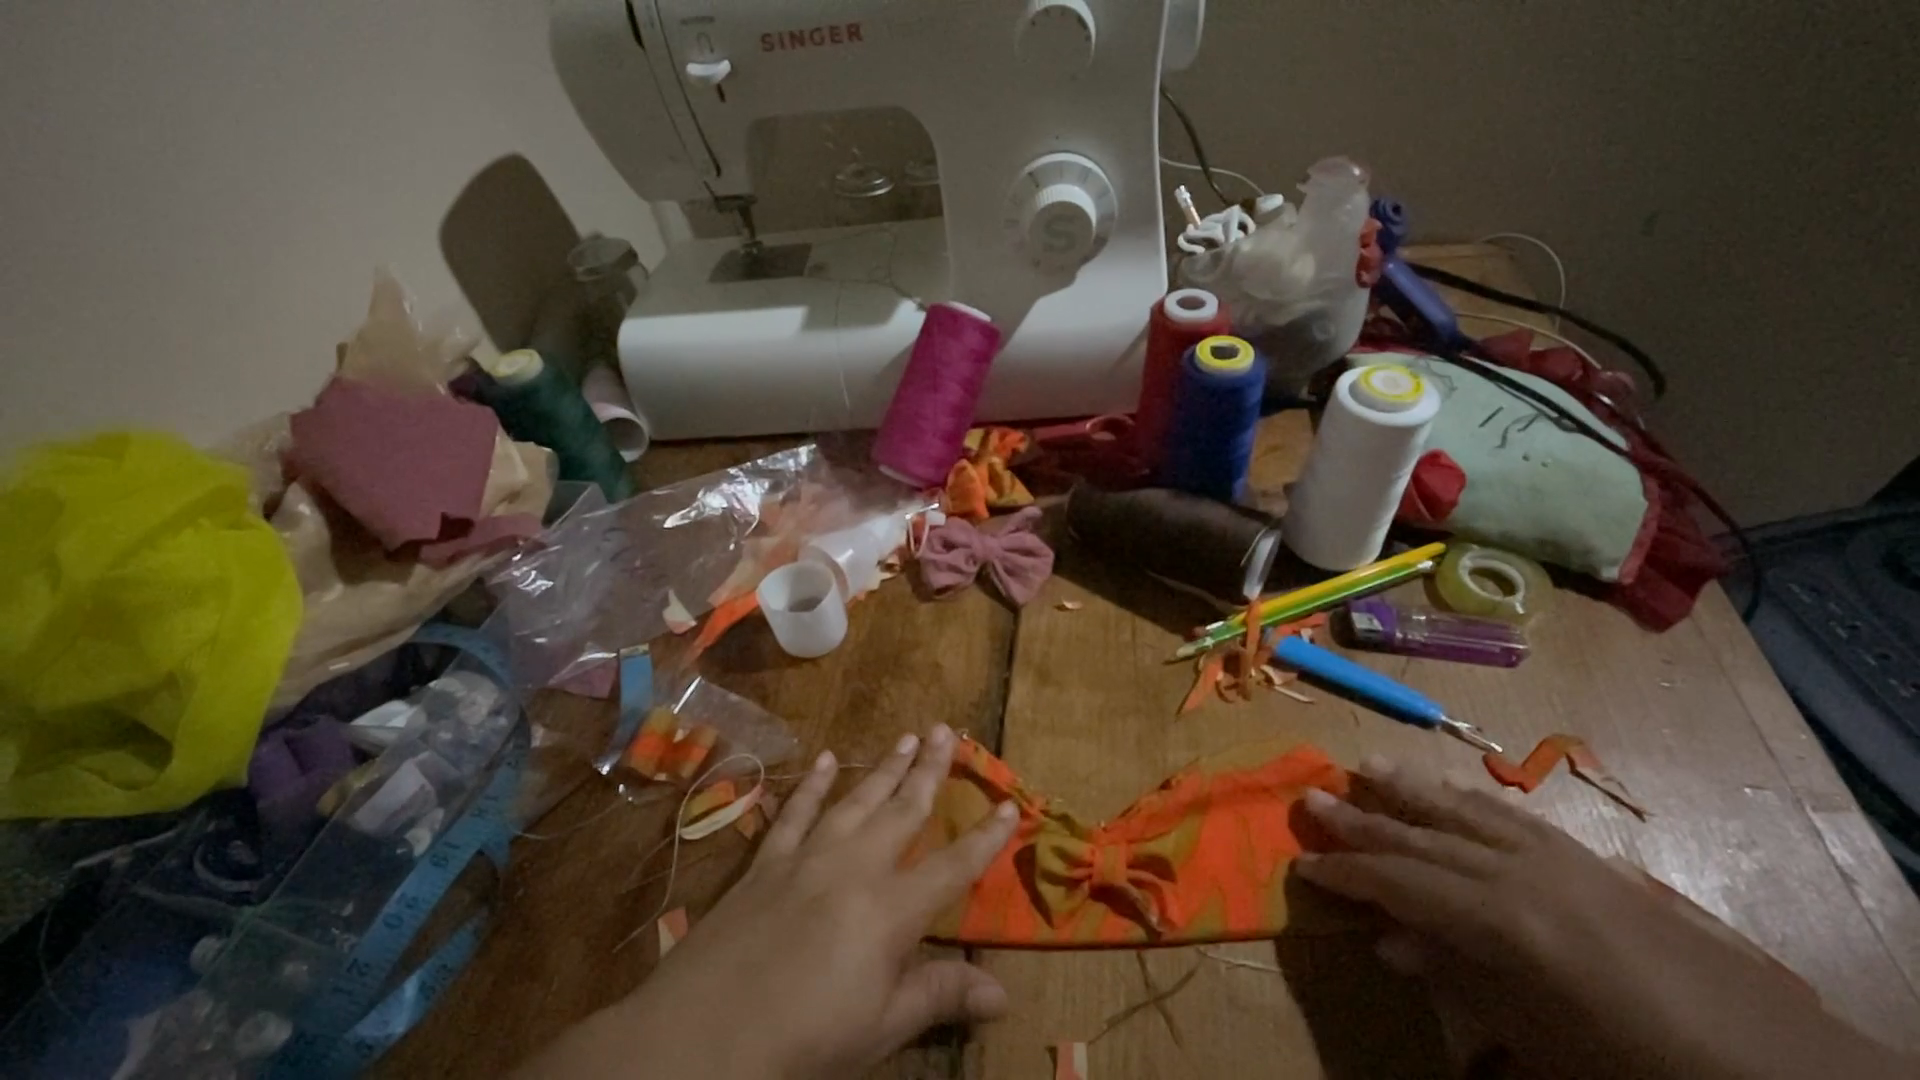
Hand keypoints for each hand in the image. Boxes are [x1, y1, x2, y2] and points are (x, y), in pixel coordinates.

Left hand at [519, 724, 1018, 1079]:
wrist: (703, 1036)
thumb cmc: (805, 1038)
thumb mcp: (882, 1025)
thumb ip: (941, 996)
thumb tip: (1005, 993)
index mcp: (892, 909)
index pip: (953, 865)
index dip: (986, 838)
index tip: (1010, 804)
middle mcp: (854, 868)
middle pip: (902, 810)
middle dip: (929, 771)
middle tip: (947, 731)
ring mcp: (806, 858)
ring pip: (855, 801)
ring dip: (883, 769)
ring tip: (906, 737)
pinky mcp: (765, 863)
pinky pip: (795, 813)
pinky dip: (811, 785)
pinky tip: (825, 760)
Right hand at [1295, 757, 1914, 1079]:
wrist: (1772, 1063)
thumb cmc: (1632, 1059)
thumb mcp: (1531, 1034)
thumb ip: (1456, 977)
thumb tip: (1391, 940)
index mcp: (1503, 918)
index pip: (1402, 880)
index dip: (1347, 872)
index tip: (1301, 863)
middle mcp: (1525, 871)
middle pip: (1426, 834)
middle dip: (1364, 819)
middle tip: (1313, 795)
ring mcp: (1563, 859)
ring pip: (1468, 810)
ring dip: (1413, 790)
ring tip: (1369, 766)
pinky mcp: (1594, 861)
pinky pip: (1514, 816)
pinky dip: (1470, 799)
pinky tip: (1452, 793)